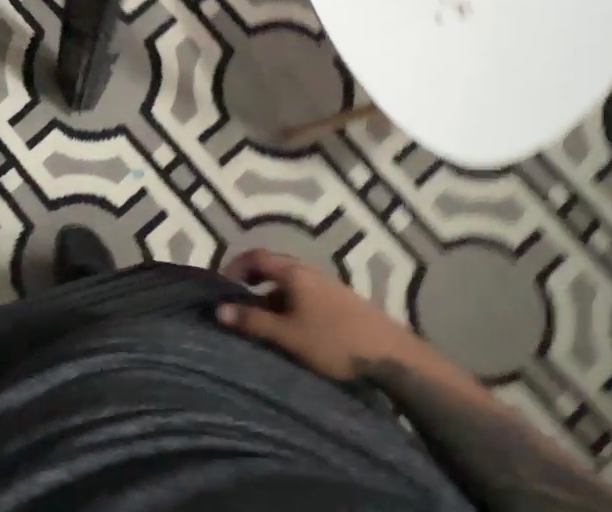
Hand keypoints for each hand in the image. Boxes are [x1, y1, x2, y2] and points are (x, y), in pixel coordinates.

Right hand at [214, 249, 421, 380]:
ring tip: (265, 317)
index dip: (234, 265)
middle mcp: (310, 271)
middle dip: (252, 278)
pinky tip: (294, 325)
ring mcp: (329, 284)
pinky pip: (306, 292)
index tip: (222, 284)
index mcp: (294, 273)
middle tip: (238, 298)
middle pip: (274, 265)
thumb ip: (252, 321)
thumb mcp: (288, 335)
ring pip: (291, 280)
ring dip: (272, 292)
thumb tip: (219, 310)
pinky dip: (290, 301)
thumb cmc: (333, 342)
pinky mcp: (343, 300)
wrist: (392, 356)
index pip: (256, 256)